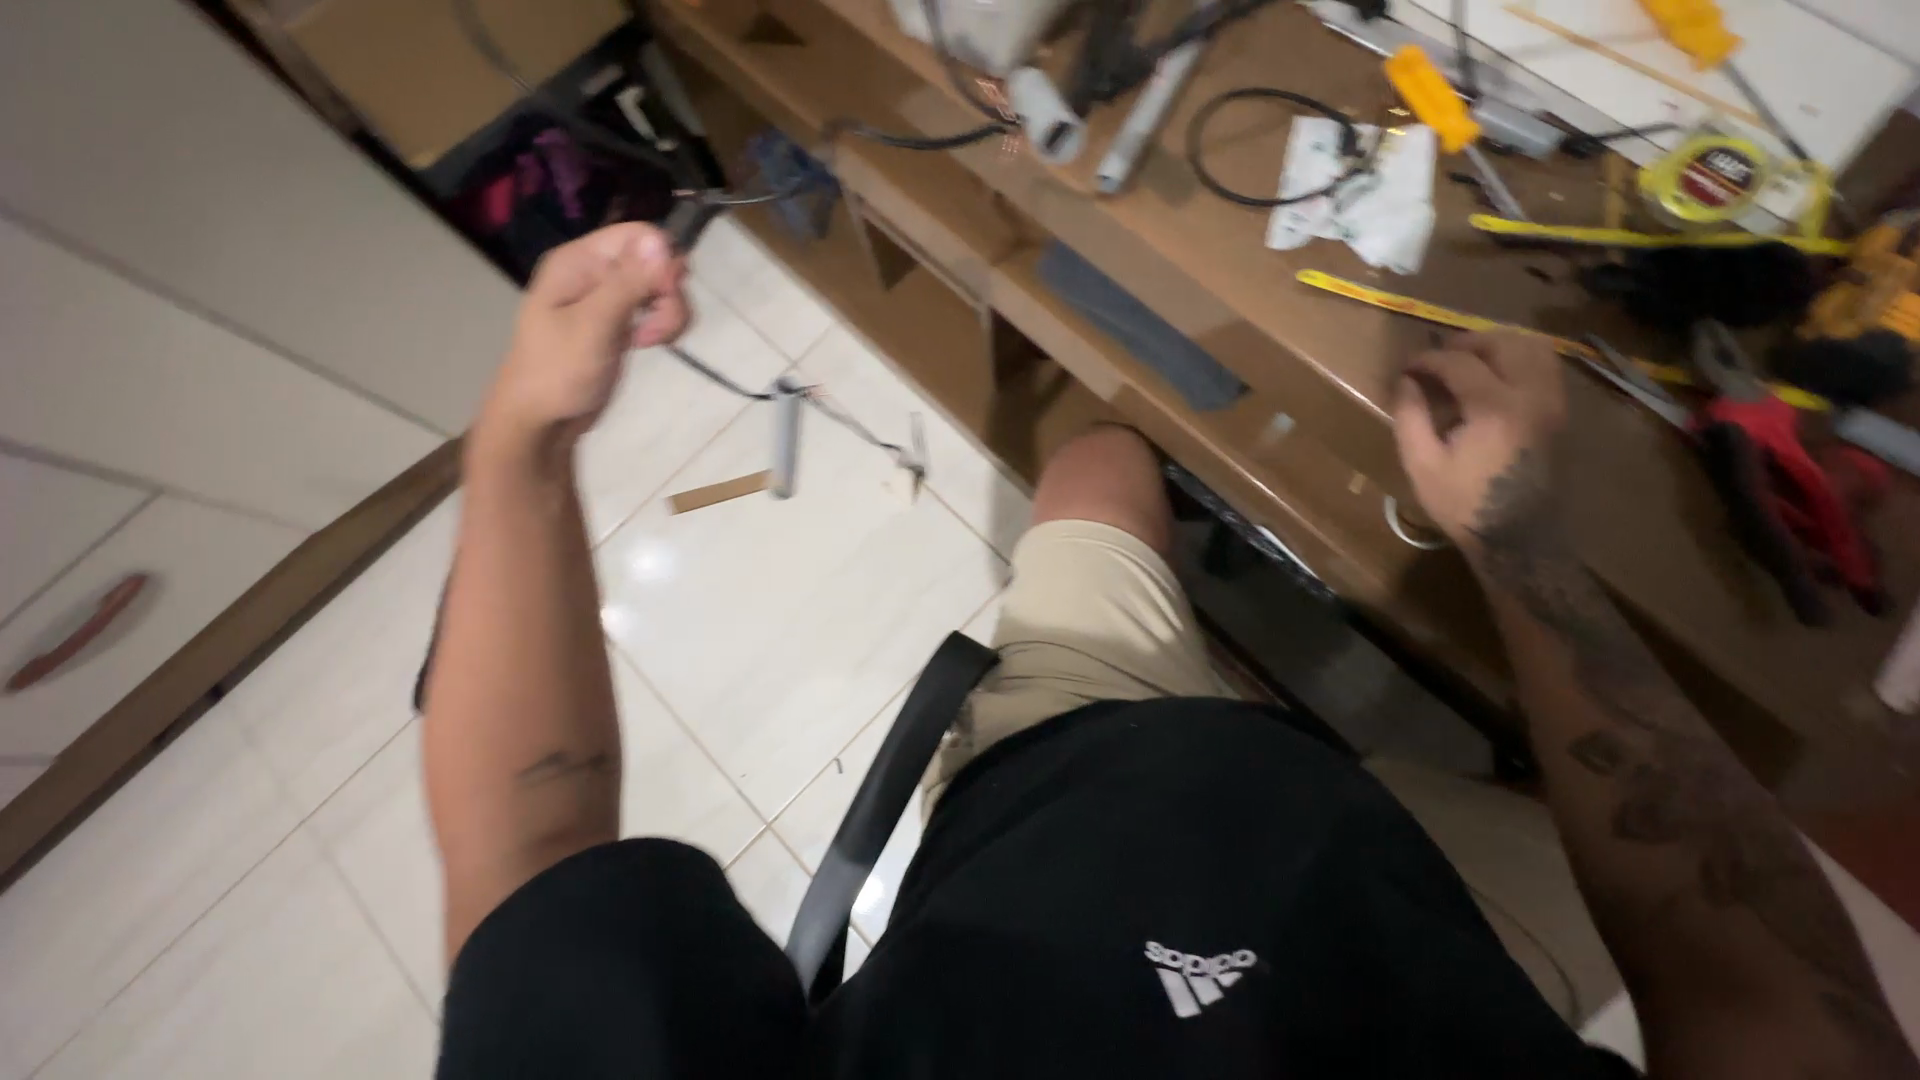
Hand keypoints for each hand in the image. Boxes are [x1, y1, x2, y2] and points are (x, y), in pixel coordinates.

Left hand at [476, 223, 688, 450]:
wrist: (542, 420)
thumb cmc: (558, 372)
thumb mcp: (593, 326)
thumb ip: (627, 284)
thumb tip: (663, 242)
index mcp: (580, 261)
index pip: (639, 236)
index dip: (662, 262)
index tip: (665, 298)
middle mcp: (596, 271)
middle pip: (657, 261)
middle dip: (669, 295)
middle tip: (656, 331)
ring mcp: (609, 297)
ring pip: (662, 287)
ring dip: (670, 314)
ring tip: (651, 342)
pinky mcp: (621, 321)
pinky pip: (656, 308)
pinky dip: (663, 325)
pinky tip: (649, 345)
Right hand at [1391, 332, 1567, 554]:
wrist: (1516, 536)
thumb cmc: (1462, 502)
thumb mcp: (1421, 464)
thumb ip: (1411, 416)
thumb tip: (1407, 382)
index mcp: (1494, 408)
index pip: (1459, 362)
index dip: (1428, 359)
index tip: (1406, 368)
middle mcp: (1531, 395)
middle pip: (1503, 342)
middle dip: (1465, 342)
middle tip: (1437, 357)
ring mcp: (1553, 402)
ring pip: (1533, 347)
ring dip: (1497, 345)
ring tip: (1467, 360)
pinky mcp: (1559, 412)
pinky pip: (1545, 367)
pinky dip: (1518, 359)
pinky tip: (1493, 376)